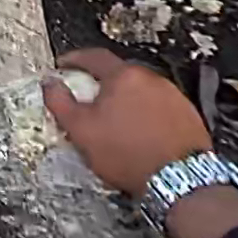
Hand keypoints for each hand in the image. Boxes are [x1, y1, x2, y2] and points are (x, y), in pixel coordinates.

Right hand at [40, 48, 211, 195]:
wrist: (179, 181)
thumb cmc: (129, 154)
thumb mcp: (80, 129)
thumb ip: (59, 101)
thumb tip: (49, 84)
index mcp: (123, 76)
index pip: (93, 56)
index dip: (74, 59)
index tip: (65, 65)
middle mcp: (150, 79)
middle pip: (118, 73)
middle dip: (99, 83)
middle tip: (86, 98)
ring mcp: (172, 96)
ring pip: (139, 90)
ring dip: (123, 100)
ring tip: (113, 122)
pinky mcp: (187, 115)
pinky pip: (157, 107)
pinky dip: (144, 114)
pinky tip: (137, 133)